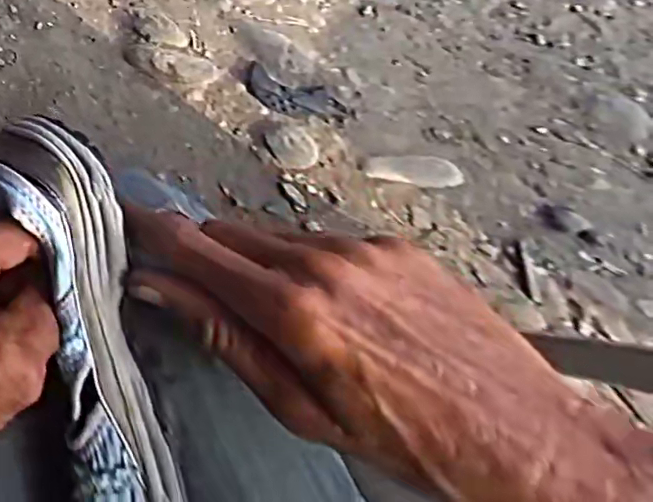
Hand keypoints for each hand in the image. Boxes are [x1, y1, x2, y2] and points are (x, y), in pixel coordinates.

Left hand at [0, 214, 59, 501]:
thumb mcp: (14, 365)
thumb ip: (42, 310)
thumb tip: (53, 280)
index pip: (20, 228)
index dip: (55, 250)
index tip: (78, 276)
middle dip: (30, 249)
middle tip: (59, 286)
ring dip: (7, 258)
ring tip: (36, 295)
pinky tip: (3, 298)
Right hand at [128, 209, 652, 501]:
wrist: (546, 450)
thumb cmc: (414, 442)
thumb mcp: (298, 406)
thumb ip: (217, 333)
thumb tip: (153, 283)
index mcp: (290, 308)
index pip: (187, 241)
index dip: (144, 224)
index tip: (118, 215)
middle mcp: (319, 264)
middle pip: (220, 229)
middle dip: (205, 253)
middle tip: (216, 291)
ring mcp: (360, 249)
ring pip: (265, 232)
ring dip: (257, 258)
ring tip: (296, 308)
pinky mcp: (393, 244)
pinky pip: (318, 238)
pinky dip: (309, 261)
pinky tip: (344, 302)